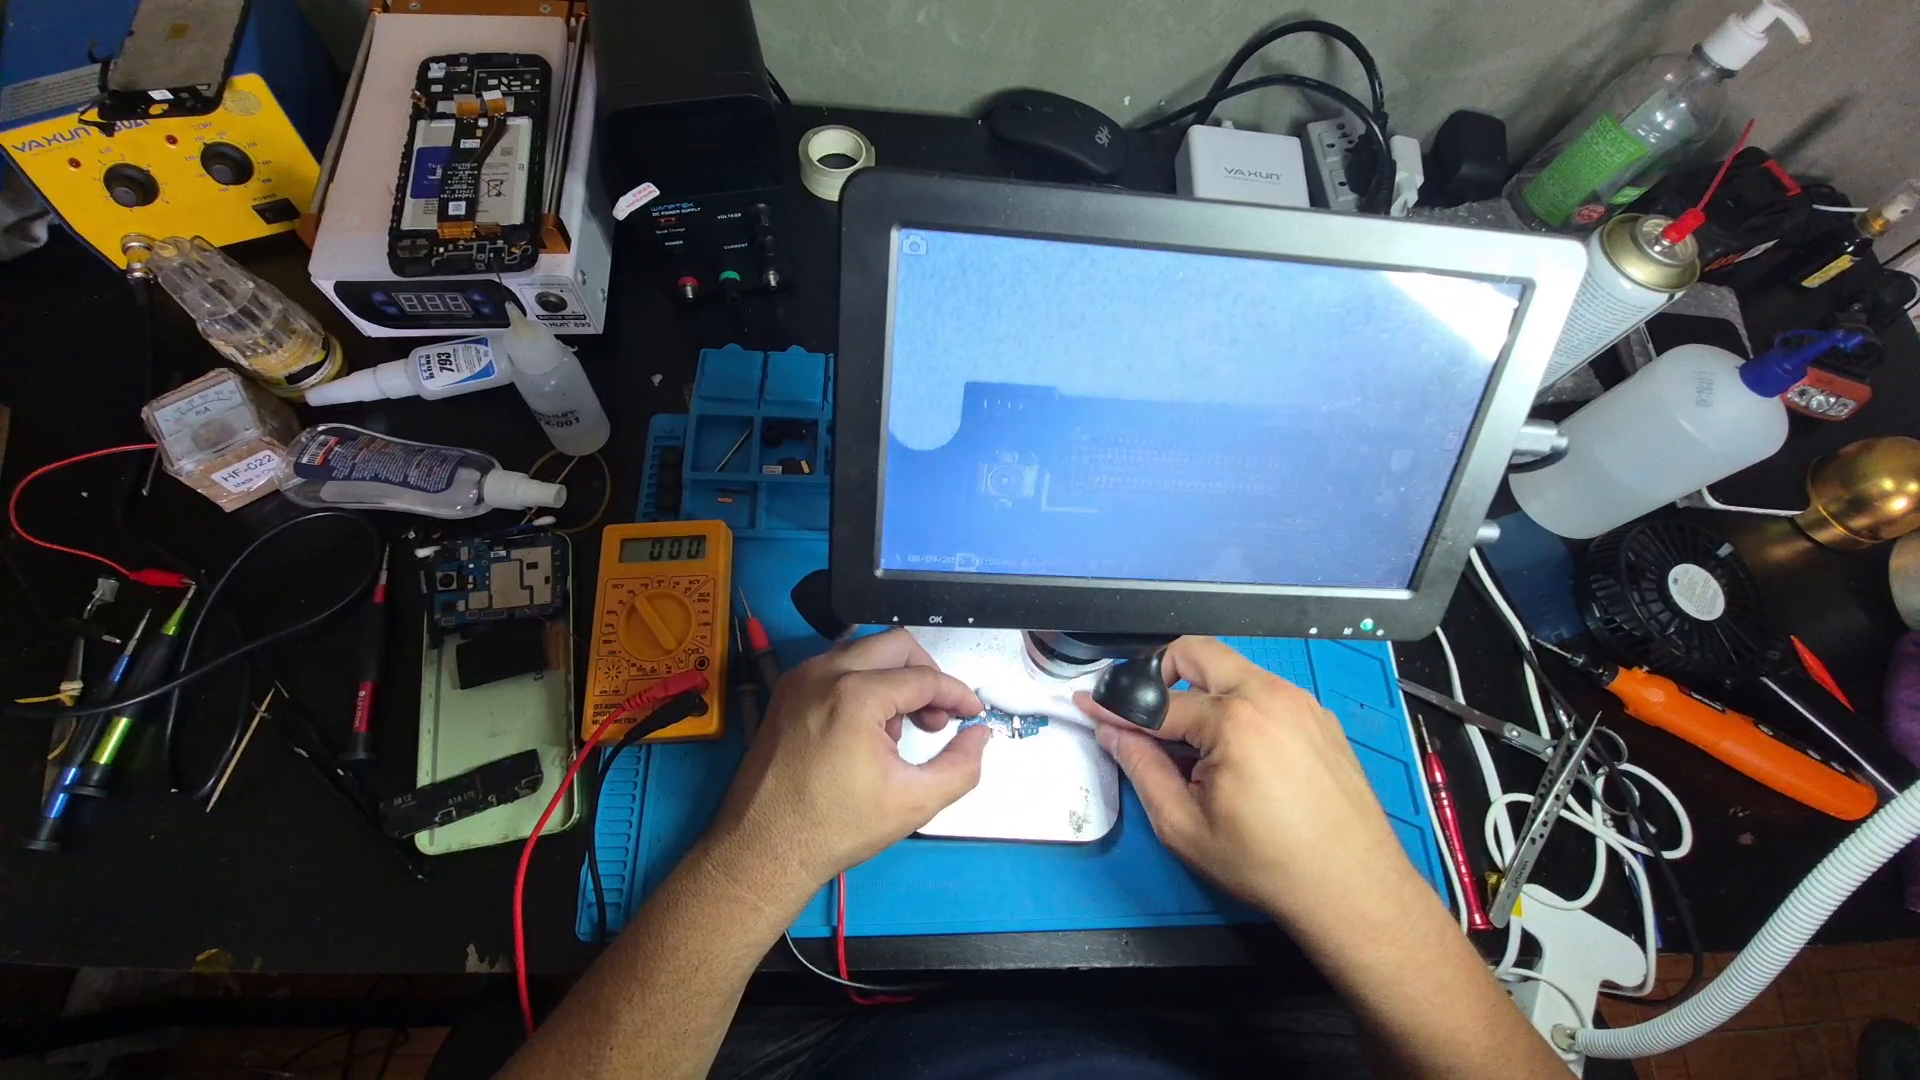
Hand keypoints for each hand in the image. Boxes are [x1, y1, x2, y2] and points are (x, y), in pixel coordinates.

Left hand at [701, 629, 989, 907]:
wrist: (761, 849)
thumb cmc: (835, 828)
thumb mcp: (913, 803)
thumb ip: (961, 766)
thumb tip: (979, 735)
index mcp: (855, 695)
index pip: (924, 677)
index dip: (958, 694)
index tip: (972, 715)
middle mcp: (824, 673)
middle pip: (896, 645)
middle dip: (927, 675)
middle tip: (939, 717)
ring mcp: (801, 678)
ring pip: (866, 651)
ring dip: (895, 677)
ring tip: (903, 728)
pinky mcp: (787, 691)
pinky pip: (838, 666)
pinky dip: (865, 682)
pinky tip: (869, 728)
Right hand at [1077, 636, 1420, 931]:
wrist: (1356, 891)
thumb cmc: (1265, 865)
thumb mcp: (1184, 826)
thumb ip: (1141, 768)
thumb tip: (1111, 731)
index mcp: (1233, 720)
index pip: (1156, 701)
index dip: (1116, 706)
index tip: (1089, 703)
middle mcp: (1268, 695)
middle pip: (1195, 651)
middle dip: (1159, 671)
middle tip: (1148, 712)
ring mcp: (1299, 701)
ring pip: (1232, 669)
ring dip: (1201, 690)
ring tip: (1196, 743)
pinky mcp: (1318, 715)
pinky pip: (1263, 690)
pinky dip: (1237, 705)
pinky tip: (1240, 752)